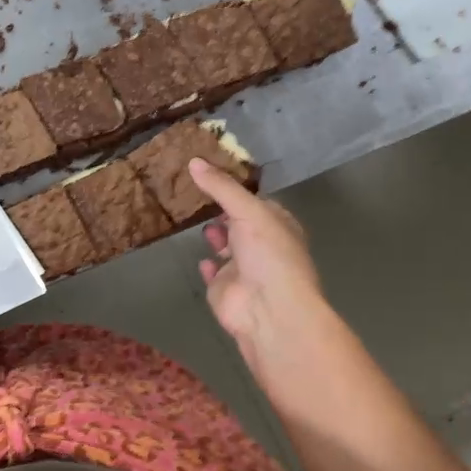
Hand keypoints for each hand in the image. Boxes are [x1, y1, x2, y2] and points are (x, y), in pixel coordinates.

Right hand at [187, 158, 339, 375]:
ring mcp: (244, 268)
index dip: (237, 189)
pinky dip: (207, 264)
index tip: (211, 174)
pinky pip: (213, 271)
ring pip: (226, 246)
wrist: (267, 309)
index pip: (258, 202)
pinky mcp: (224, 287)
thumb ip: (221, 187)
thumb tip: (194, 161)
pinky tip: (199, 256)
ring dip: (214, 235)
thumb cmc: (269, 255)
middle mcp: (264, 246)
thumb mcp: (248, 212)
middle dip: (223, 211)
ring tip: (191, 218)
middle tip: (195, 193)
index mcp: (279, 226)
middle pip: (241, 223)